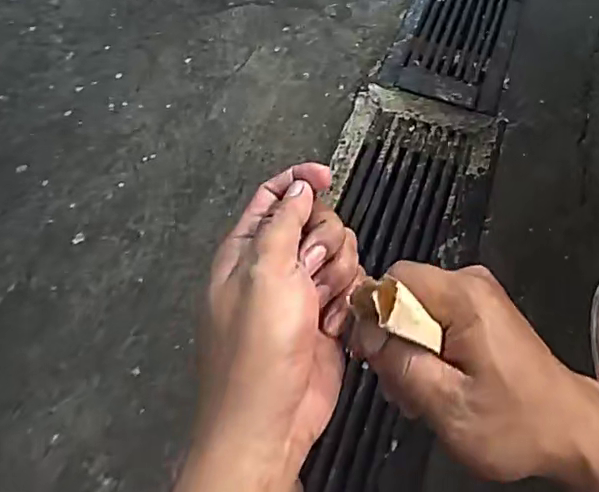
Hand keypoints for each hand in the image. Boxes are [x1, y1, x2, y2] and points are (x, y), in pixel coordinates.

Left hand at [179, 163, 365, 491]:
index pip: (273, 196)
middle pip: (318, 221)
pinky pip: (352, 282)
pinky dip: (348, 299)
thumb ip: (283, 222)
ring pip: (341, 250)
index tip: (326, 177)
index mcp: (246, 253)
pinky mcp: (324, 312)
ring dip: (339, 273)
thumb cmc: (254, 357)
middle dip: (327, 240)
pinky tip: (331, 322)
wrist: (271, 421)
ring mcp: (299, 292)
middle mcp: (272, 268)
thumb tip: (299, 188)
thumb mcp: (265, 274)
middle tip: (310, 268)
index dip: (300, 180)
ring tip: (321, 303)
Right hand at [350, 262, 598, 483]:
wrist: (561, 422)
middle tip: (405, 386)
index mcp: (466, 296)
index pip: (395, 277)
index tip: (372, 353)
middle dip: (392, 340)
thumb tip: (368, 334)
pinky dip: (428, 352)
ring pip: (417, 311)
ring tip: (428, 394)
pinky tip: (440, 385)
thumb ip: (401, 364)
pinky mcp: (481, 312)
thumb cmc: (517, 418)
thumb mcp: (446, 403)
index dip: (373, 313)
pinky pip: (435, 320)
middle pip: (405, 294)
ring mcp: (478, 297)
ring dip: (409, 352)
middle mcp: (473, 285)